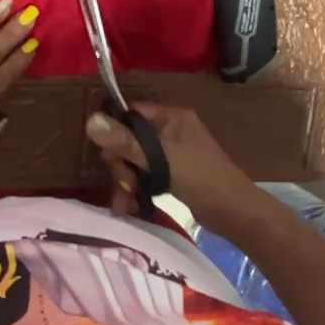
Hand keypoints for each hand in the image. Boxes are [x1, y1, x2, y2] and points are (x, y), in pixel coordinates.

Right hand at [84, 103, 262, 228]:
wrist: (233, 211)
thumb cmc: (199, 178)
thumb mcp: (159, 158)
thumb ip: (124, 141)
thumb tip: (90, 121)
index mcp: (171, 117)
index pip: (131, 113)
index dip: (114, 131)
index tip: (107, 154)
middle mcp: (171, 130)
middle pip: (130, 140)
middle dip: (121, 165)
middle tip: (122, 185)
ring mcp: (173, 153)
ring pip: (136, 161)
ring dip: (126, 182)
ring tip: (123, 203)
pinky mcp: (173, 174)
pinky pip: (146, 176)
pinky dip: (137, 189)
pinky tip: (130, 206)